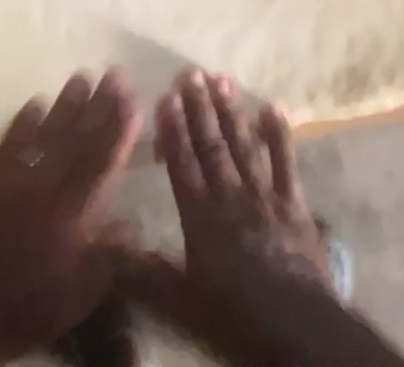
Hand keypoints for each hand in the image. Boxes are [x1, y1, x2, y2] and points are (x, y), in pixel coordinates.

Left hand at [0, 69, 142, 366]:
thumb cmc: (21, 311)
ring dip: (65, 105)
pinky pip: (8, 144)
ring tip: (82, 76)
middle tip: (116, 73)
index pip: (101, 165)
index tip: (134, 100)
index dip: (119, 131)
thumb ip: (107, 260)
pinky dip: (23, 121)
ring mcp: (10, 181)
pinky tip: (35, 102)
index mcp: (70, 218)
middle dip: (99, 106)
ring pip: (44, 135)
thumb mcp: (75, 299)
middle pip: (76, 141)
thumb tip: (136, 223)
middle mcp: (43, 190)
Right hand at [119, 69, 403, 366]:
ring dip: (231, 111)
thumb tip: (105, 246)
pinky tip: (273, 107)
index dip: (172, 129)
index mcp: (200, 217)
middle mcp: (230, 197)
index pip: (181, 164)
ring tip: (220, 79)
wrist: (299, 331)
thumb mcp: (182, 302)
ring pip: (243, 146)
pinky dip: (280, 135)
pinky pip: (286, 163)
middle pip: (211, 146)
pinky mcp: (295, 205)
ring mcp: (265, 197)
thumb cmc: (235, 317)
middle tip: (190, 72)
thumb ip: (144, 272)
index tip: (165, 97)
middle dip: (199, 108)